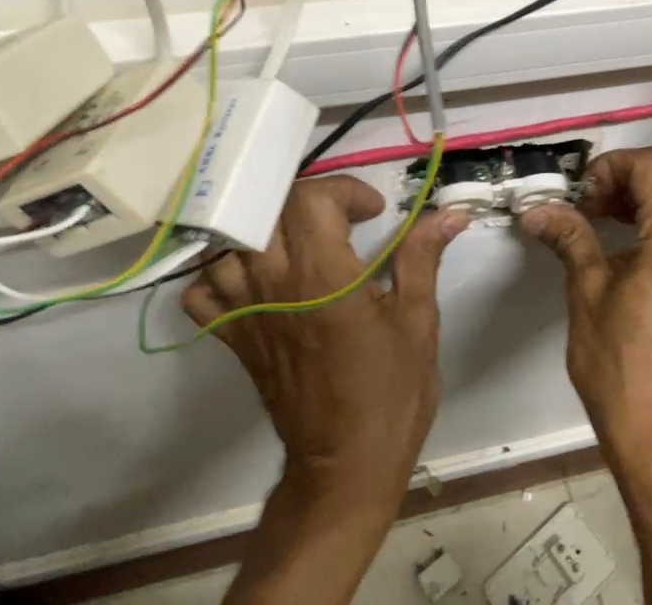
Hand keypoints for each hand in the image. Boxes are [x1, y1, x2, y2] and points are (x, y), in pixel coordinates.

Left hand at [183, 176, 469, 491]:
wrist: (347, 462)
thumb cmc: (391, 392)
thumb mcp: (418, 321)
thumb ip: (421, 258)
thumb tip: (450, 213)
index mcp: (324, 277)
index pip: (310, 199)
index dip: (344, 190)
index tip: (373, 211)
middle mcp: (275, 286)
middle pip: (267, 211)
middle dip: (307, 202)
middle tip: (339, 219)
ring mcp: (246, 313)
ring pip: (228, 245)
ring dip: (262, 231)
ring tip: (296, 242)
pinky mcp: (233, 339)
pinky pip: (201, 294)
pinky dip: (218, 276)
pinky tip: (253, 278)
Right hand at [520, 149, 651, 602]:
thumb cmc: (618, 363)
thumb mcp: (587, 292)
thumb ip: (570, 239)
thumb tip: (537, 209)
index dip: (614, 167)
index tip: (582, 196)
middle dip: (629, 181)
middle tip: (591, 207)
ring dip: (651, 202)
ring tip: (610, 226)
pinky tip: (634, 257)